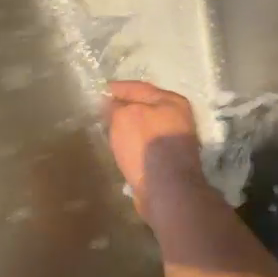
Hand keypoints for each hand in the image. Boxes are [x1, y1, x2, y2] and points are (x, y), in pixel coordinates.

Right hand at [104, 80, 215, 223]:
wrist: (167, 188)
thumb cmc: (146, 146)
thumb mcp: (124, 117)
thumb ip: (115, 106)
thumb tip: (110, 103)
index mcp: (171, 101)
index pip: (138, 87)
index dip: (117, 88)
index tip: (99, 91)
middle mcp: (178, 117)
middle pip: (145, 106)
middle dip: (124, 107)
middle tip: (101, 109)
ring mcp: (175, 140)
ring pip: (145, 126)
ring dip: (128, 126)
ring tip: (108, 127)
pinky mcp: (169, 160)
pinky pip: (146, 144)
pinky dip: (133, 142)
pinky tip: (121, 146)